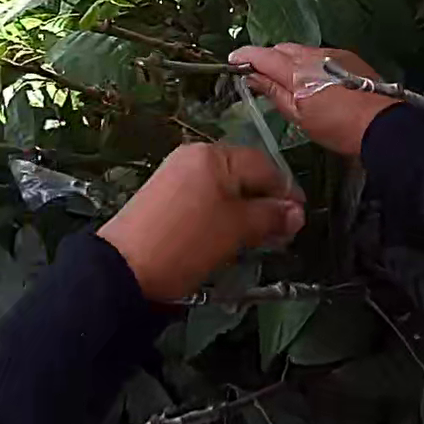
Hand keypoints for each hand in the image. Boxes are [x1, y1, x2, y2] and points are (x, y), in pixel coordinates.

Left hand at [96, 143, 305, 301]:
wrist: (123, 269)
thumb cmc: (188, 242)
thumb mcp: (236, 229)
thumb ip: (270, 216)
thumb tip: (298, 213)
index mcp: (214, 155)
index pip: (264, 165)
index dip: (286, 191)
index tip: (301, 218)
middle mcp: (195, 155)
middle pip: (244, 173)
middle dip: (266, 201)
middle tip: (283, 232)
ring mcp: (176, 173)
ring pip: (225, 187)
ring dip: (246, 209)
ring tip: (259, 237)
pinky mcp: (164, 194)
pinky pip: (205, 196)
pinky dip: (223, 212)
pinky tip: (229, 235)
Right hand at [229, 44, 398, 156]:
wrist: (382, 125)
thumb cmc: (336, 127)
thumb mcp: (299, 116)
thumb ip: (273, 92)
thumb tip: (252, 76)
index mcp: (296, 70)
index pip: (263, 55)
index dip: (245, 56)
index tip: (233, 61)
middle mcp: (312, 55)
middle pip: (281, 48)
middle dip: (267, 58)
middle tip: (259, 75)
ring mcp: (332, 53)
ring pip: (300, 50)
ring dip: (288, 59)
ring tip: (286, 79)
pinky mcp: (348, 56)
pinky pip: (318, 54)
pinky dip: (307, 62)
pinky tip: (312, 78)